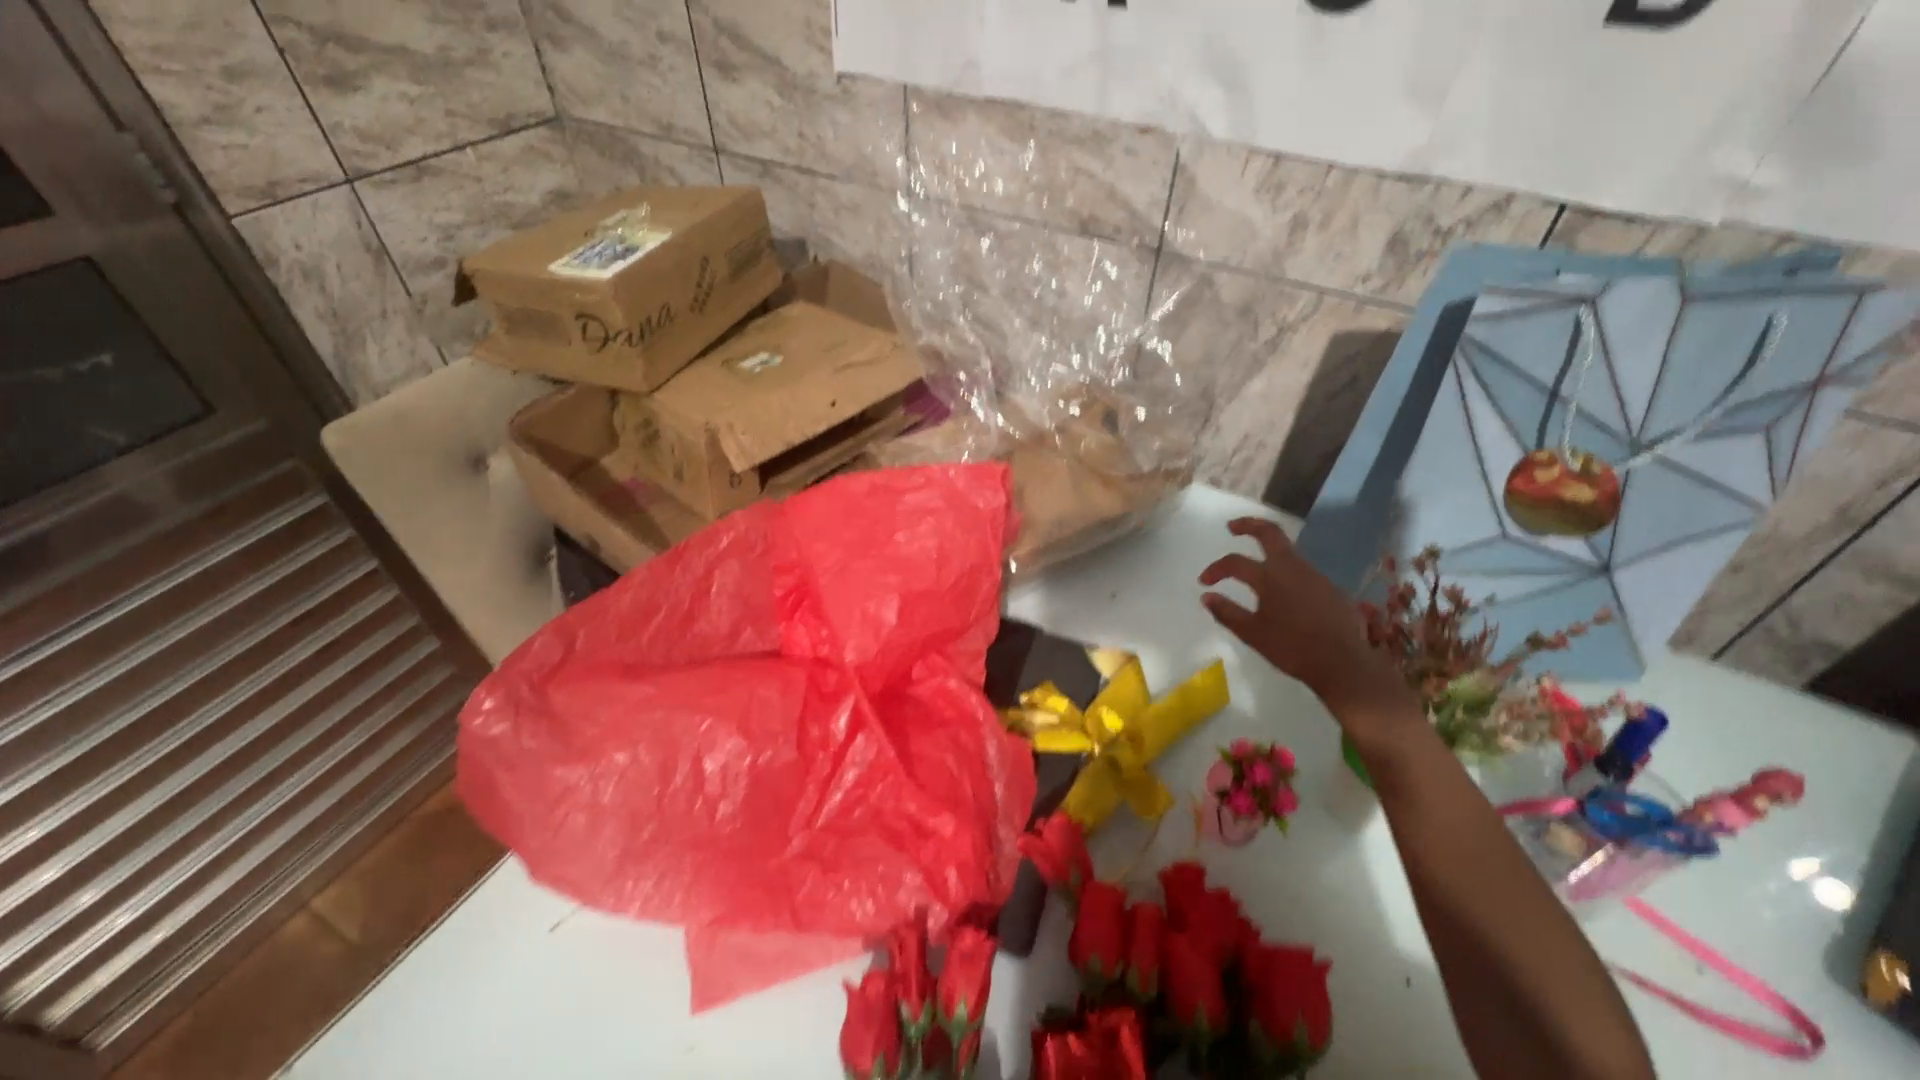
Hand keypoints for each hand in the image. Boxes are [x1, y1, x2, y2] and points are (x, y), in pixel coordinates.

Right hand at [1200, 518, 1417, 738]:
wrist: (1343, 662)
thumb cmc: (1292, 648)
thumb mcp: (1252, 634)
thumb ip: (1227, 612)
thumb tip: (1207, 596)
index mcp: (1270, 577)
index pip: (1235, 562)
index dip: (1216, 569)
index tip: (1204, 583)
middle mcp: (1293, 568)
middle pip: (1270, 533)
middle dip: (1249, 525)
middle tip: (1232, 527)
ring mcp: (1315, 575)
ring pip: (1288, 553)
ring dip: (1269, 552)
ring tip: (1256, 568)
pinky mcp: (1330, 588)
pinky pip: (1302, 571)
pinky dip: (1286, 572)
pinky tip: (1283, 593)